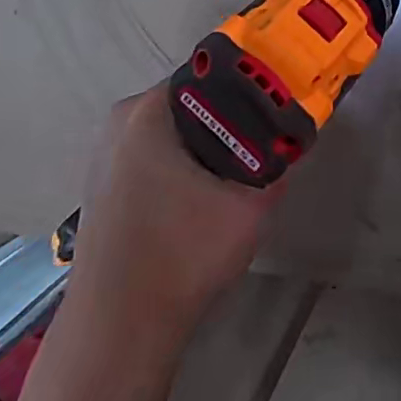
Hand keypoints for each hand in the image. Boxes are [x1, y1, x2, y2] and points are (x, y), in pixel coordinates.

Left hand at [68, 85, 281, 322]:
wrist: (118, 329)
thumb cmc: (183, 254)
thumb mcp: (253, 205)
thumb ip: (281, 162)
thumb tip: (294, 140)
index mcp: (148, 112)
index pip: (217, 71)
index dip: (258, 84)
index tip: (286, 105)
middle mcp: (121, 122)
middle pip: (199, 100)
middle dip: (239, 116)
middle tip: (271, 142)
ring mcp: (106, 154)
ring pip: (180, 127)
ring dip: (215, 141)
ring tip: (246, 169)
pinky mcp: (106, 183)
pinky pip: (160, 152)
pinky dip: (190, 161)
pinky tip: (209, 194)